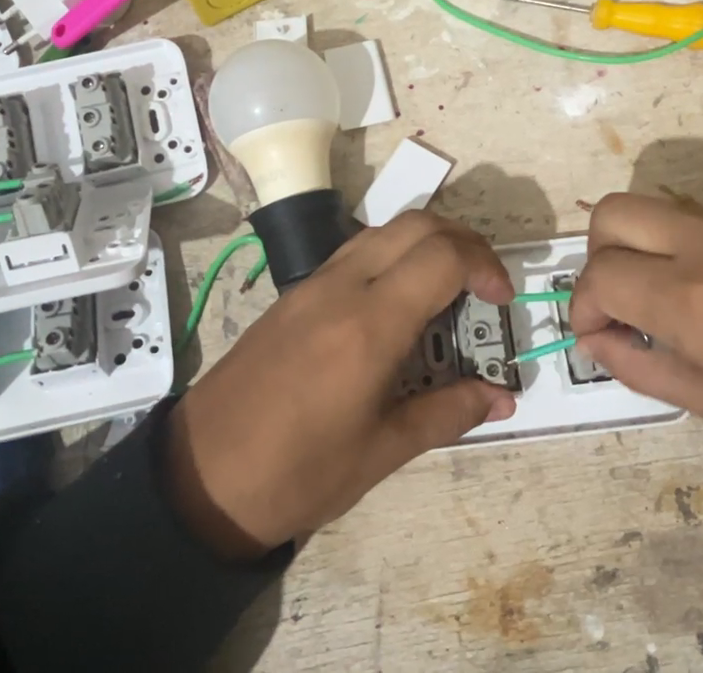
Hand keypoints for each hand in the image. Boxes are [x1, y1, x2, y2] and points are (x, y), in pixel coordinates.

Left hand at [167, 211, 517, 559]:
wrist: (200, 476)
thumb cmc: (298, 473)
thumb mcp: (382, 451)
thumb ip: (447, 413)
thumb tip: (502, 398)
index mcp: (369, 324)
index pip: (442, 257)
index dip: (485, 266)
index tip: (502, 301)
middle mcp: (341, 287)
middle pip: (416, 225)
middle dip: (463, 242)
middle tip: (485, 285)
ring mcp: (312, 286)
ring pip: (381, 231)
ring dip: (425, 243)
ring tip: (448, 291)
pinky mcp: (292, 296)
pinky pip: (353, 252)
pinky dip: (391, 257)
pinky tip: (398, 306)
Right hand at [570, 184, 702, 557]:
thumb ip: (649, 370)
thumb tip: (600, 339)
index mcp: (692, 303)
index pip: (596, 276)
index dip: (583, 304)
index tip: (601, 331)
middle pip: (613, 211)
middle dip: (602, 253)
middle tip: (631, 295)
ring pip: (680, 210)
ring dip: (675, 249)